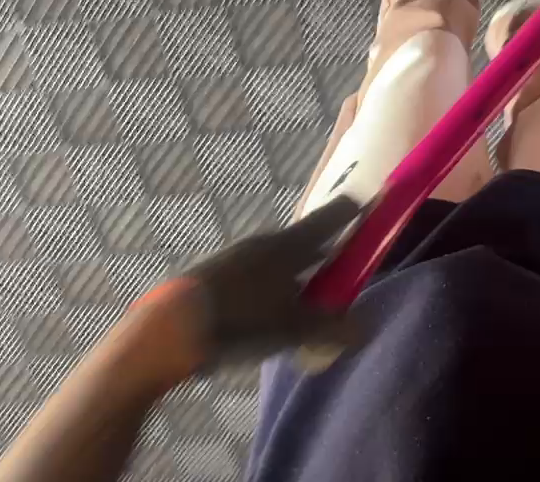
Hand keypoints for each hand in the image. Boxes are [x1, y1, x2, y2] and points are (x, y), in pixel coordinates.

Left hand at [178, 196, 361, 364]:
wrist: (171, 329)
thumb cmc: (243, 319)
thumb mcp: (294, 328)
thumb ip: (331, 327)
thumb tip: (365, 327)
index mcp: (290, 244)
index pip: (331, 216)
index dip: (352, 212)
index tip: (368, 209)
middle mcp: (266, 241)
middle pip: (305, 237)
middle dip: (324, 248)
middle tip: (343, 262)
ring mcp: (238, 256)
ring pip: (279, 256)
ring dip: (296, 269)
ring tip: (307, 292)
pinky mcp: (217, 274)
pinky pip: (257, 271)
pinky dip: (271, 282)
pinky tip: (268, 308)